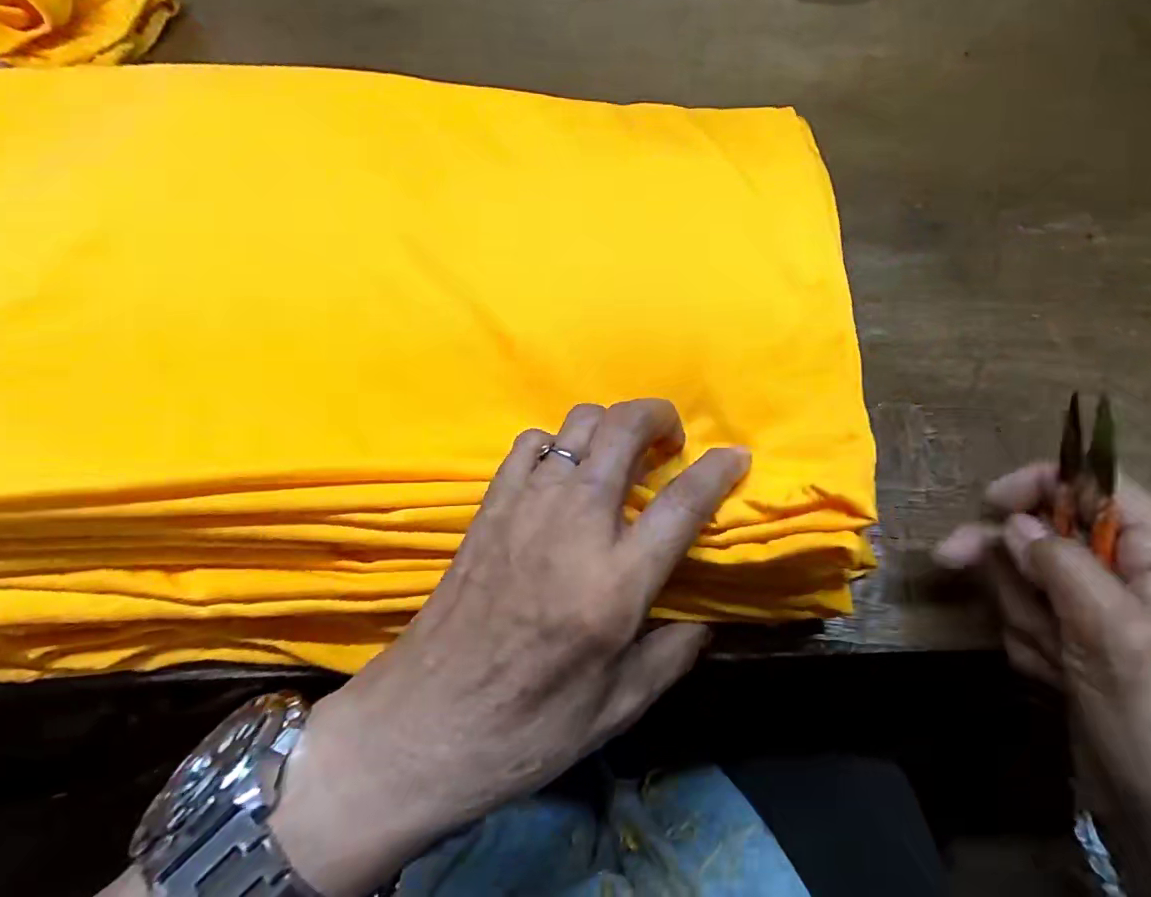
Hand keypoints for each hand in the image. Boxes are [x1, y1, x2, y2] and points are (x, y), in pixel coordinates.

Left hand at [268, 400, 747, 896]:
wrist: (414, 734)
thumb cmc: (525, 730)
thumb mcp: (617, 709)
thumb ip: (672, 655)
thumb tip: (705, 620)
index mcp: (614, 583)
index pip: (682, 502)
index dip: (718, 469)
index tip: (737, 456)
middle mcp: (573, 529)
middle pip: (623, 431)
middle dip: (659, 416)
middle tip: (673, 441)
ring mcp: (525, 511)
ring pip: (578, 425)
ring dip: (612, 426)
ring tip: (624, 455)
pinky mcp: (488, 511)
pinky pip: (532, 445)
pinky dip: (561, 444)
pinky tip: (566, 475)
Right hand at [936, 463, 1150, 896]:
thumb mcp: (1125, 644)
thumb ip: (1068, 571)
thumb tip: (1017, 522)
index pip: (1107, 492)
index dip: (1049, 485)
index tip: (992, 500)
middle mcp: (1145, 582)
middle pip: (1060, 535)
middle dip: (1014, 556)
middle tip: (950, 558)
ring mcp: (1113, 621)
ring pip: (1040, 581)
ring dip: (1025, 612)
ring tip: (1049, 659)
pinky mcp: (1089, 655)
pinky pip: (1038, 624)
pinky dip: (1031, 645)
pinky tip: (1051, 679)